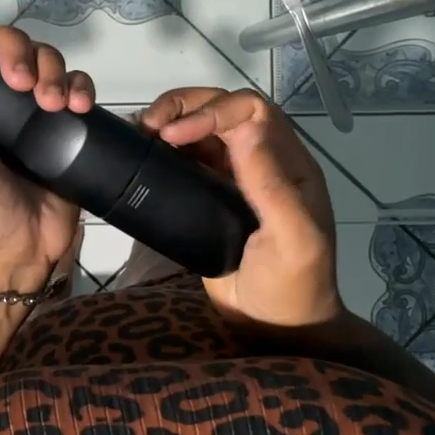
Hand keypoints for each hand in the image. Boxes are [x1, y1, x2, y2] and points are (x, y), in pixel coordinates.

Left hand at [0, 5, 94, 294]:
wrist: (22, 254)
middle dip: (12, 50)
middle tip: (20, 84)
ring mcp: (26, 108)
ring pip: (40, 56)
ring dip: (49, 69)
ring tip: (53, 105)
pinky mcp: (60, 121)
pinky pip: (74, 83)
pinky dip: (79, 85)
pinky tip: (78, 106)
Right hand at [139, 88, 340, 329]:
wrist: (272, 328)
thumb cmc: (292, 285)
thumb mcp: (293, 239)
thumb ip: (271, 185)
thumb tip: (245, 128)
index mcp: (287, 163)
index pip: (251, 110)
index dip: (212, 111)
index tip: (174, 134)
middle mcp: (259, 160)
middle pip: (223, 108)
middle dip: (185, 105)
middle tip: (149, 125)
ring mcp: (231, 176)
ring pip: (202, 128)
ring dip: (171, 120)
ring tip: (142, 134)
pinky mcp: (206, 195)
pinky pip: (185, 157)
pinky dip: (163, 147)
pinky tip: (143, 153)